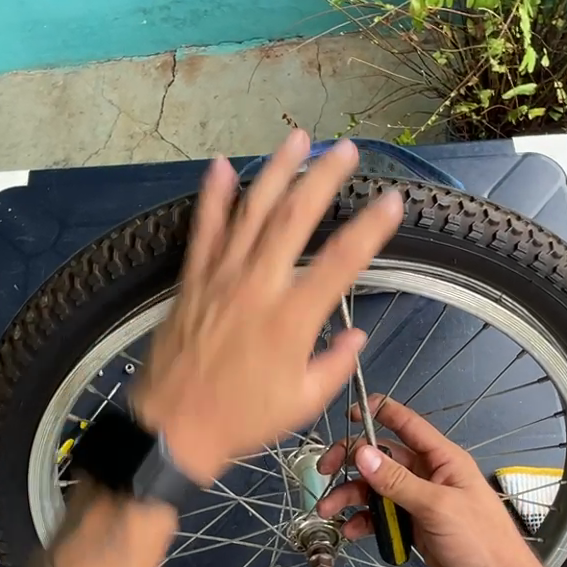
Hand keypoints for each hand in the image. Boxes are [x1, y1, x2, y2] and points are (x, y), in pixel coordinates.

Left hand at [133, 130, 403, 483]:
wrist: (173, 427)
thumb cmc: (242, 419)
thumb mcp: (302, 402)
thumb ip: (335, 364)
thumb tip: (357, 335)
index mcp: (292, 318)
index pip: (343, 261)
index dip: (372, 227)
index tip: (393, 201)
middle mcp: (258, 286)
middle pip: (295, 217)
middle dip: (323, 178)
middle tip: (345, 150)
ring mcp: (221, 277)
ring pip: (251, 211)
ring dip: (275, 171)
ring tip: (297, 139)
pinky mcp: (192, 280)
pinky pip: (204, 229)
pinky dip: (212, 196)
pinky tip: (221, 166)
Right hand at [316, 395, 566, 566]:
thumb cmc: (479, 541)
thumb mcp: (436, 507)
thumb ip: (397, 481)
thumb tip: (361, 452)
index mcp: (442, 459)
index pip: (407, 424)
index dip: (379, 413)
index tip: (349, 414)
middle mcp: (428, 474)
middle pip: (383, 458)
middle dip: (352, 462)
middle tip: (324, 472)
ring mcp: (420, 501)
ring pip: (377, 488)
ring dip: (352, 496)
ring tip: (327, 511)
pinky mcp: (414, 527)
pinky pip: (382, 516)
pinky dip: (364, 521)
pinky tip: (351, 531)